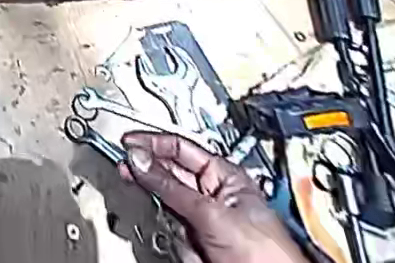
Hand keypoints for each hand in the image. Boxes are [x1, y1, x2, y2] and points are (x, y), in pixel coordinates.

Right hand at [121, 133, 306, 262]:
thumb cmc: (267, 256)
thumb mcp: (209, 213)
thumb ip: (170, 185)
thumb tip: (137, 158)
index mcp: (224, 174)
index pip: (180, 147)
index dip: (152, 142)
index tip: (127, 142)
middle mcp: (214, 194)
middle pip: (170, 176)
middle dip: (156, 184)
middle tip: (129, 172)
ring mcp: (208, 222)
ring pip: (170, 209)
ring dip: (174, 225)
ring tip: (191, 240)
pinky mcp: (202, 247)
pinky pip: (176, 236)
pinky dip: (182, 247)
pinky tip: (197, 255)